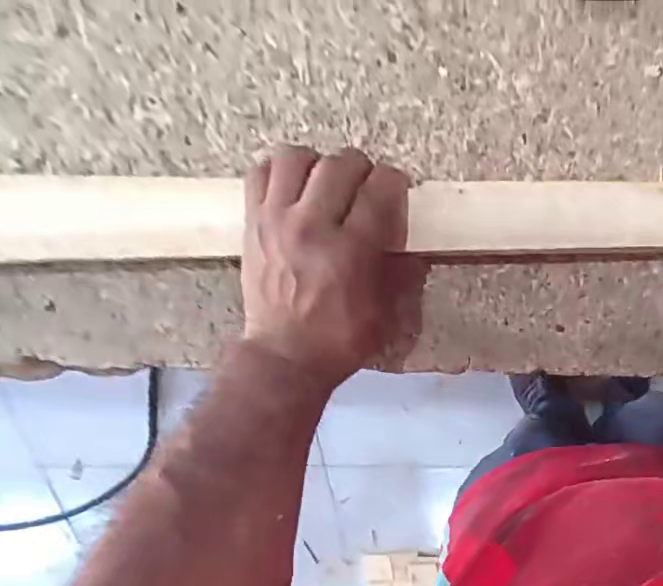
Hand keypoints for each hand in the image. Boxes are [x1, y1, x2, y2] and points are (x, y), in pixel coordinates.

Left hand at [240, 145, 425, 387]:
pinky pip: (263, 171)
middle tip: (371, 184)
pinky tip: (299, 188)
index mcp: (351, 252)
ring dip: (321, 163)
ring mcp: (275, 218)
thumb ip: (400, 273)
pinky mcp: (252, 219)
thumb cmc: (344, 339)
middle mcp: (311, 226)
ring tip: (331, 182)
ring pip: (296, 157)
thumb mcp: (387, 313)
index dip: (395, 182)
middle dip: (363, 169)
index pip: (378, 194)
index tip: (401, 186)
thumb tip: (410, 244)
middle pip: (338, 166)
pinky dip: (284, 170)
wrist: (287, 352)